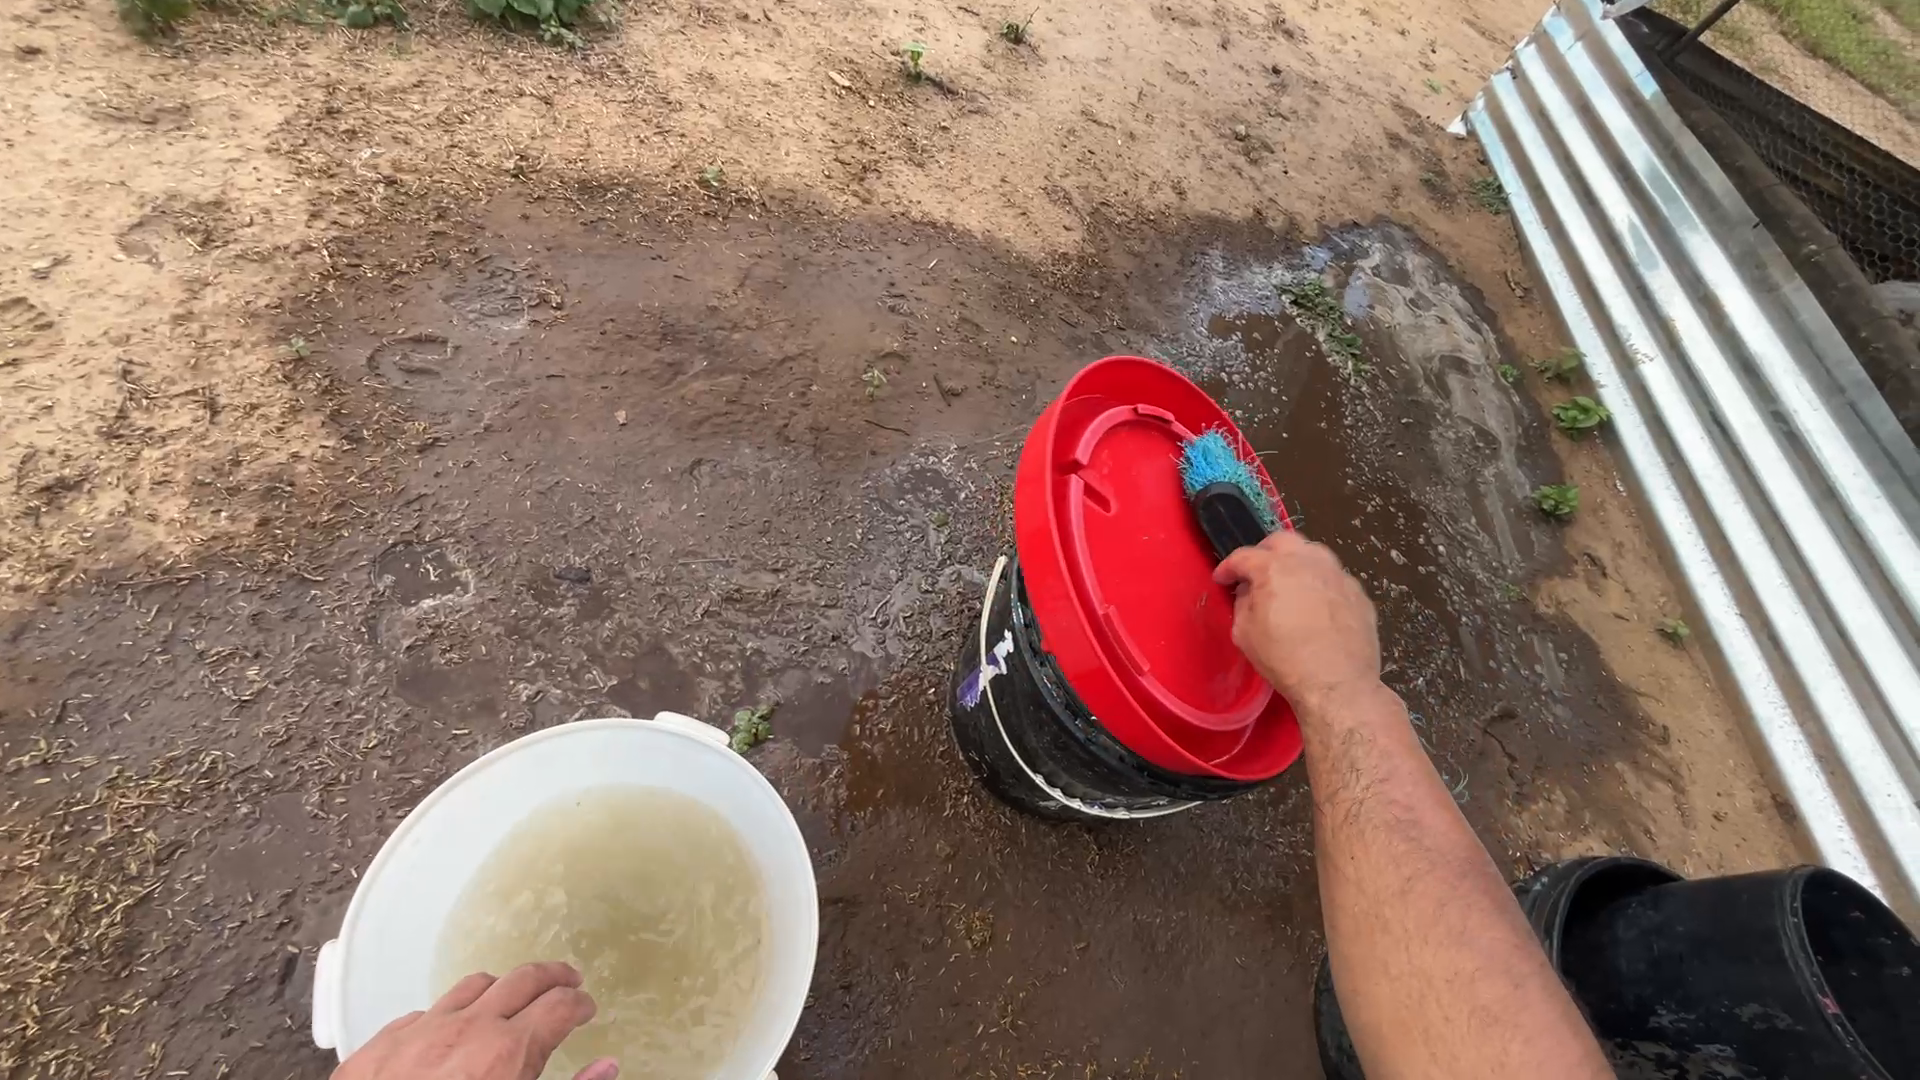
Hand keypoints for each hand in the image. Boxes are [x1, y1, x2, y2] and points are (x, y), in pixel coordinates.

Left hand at [331, 962, 617, 1079]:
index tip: (587, 1011)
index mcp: (506, 1053)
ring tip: (509, 1003)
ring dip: (501, 990)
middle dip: (554, 977)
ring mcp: (416, 1036)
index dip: (581, 1004)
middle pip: (525, 978)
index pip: (562, 1005)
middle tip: (568, 982)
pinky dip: (444, 1018)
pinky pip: (419, 1015)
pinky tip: (444, 1038)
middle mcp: (467, 1030)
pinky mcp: (371, 1053)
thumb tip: (609, 1065)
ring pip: (473, 986)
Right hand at [1214, 531, 1383, 716]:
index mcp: (1275, 569)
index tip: (1222, 580)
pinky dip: (1319, 583)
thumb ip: (1242, 603)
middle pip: (1282, 540)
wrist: (1337, 684)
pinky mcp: (1358, 593)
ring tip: (1288, 584)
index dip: (1228, 568)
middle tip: (1255, 573)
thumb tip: (1249, 592)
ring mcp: (1339, 576)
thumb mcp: (1244, 633)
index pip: (1244, 556)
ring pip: (1313, 553)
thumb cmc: (1284, 659)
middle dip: (1263, 552)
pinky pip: (1333, 577)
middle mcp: (1309, 563)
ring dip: (1295, 562)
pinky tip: (1315, 605)